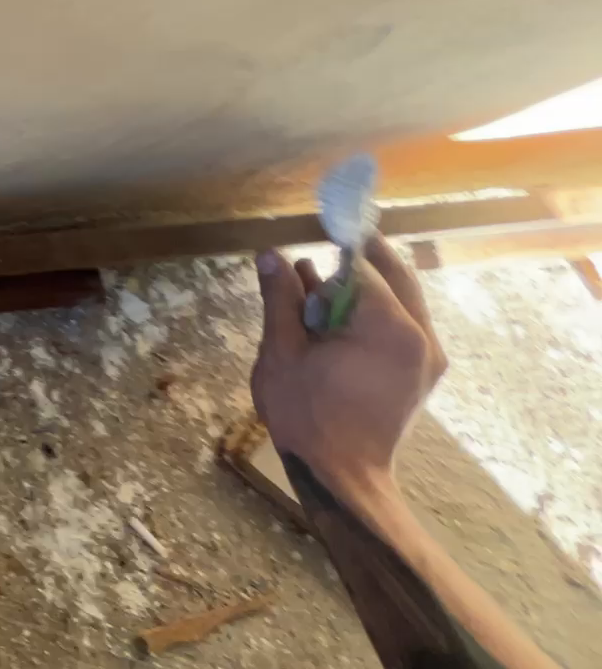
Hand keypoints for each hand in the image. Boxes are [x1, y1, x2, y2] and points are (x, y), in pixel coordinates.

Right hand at [250, 235, 448, 507]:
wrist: (338, 470)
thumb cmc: (303, 409)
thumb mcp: (280, 349)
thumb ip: (280, 299)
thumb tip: (272, 255)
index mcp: (390, 329)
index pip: (362, 270)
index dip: (333, 248)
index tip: (310, 227)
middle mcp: (421, 338)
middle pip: (394, 278)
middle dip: (356, 258)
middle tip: (317, 242)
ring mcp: (425, 357)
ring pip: (399, 300)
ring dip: (358, 285)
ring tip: (306, 279)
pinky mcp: (417, 370)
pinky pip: (398, 323)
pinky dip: (366, 309)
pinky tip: (326, 312)